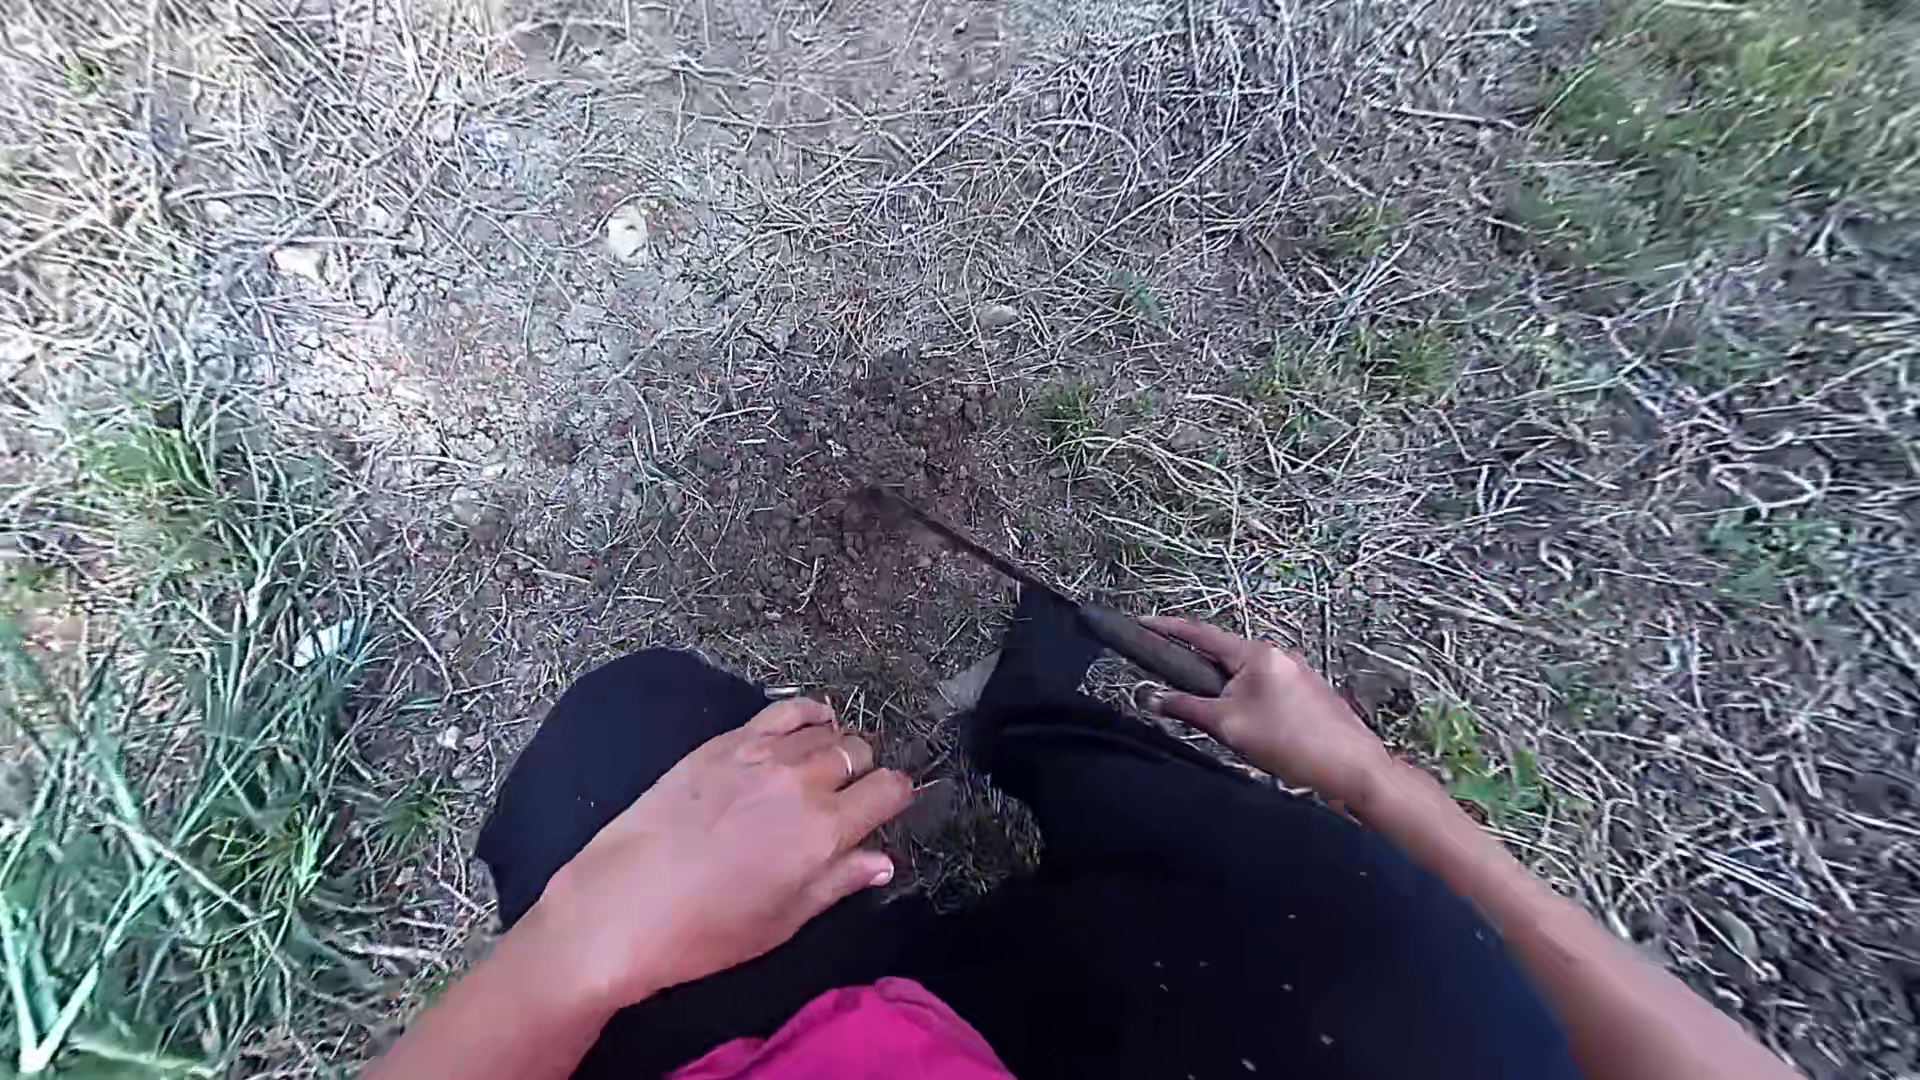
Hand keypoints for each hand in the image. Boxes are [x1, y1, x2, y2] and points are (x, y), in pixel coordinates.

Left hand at [514, 697, 912, 1013]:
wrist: (619, 906)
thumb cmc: (706, 930)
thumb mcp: (784, 920)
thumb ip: (841, 880)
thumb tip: (884, 860)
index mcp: (825, 830)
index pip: (890, 788)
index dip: (896, 795)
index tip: (886, 805)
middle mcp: (805, 781)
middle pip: (862, 752)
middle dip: (865, 771)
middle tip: (845, 795)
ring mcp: (767, 753)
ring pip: (830, 729)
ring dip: (837, 747)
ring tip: (821, 767)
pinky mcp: (732, 738)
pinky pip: (789, 709)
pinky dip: (810, 713)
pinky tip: (808, 727)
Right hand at [1142, 617, 1392, 804]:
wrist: (1355, 771)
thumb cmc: (1293, 744)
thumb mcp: (1228, 725)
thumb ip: (1186, 707)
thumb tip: (1155, 699)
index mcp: (1256, 654)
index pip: (1200, 633)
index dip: (1167, 627)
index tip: (1143, 623)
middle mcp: (1276, 654)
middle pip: (1221, 653)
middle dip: (1196, 668)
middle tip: (1174, 683)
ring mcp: (1294, 672)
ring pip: (1242, 673)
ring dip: (1222, 688)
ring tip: (1217, 717)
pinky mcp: (1305, 692)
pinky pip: (1262, 686)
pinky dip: (1244, 698)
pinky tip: (1247, 725)